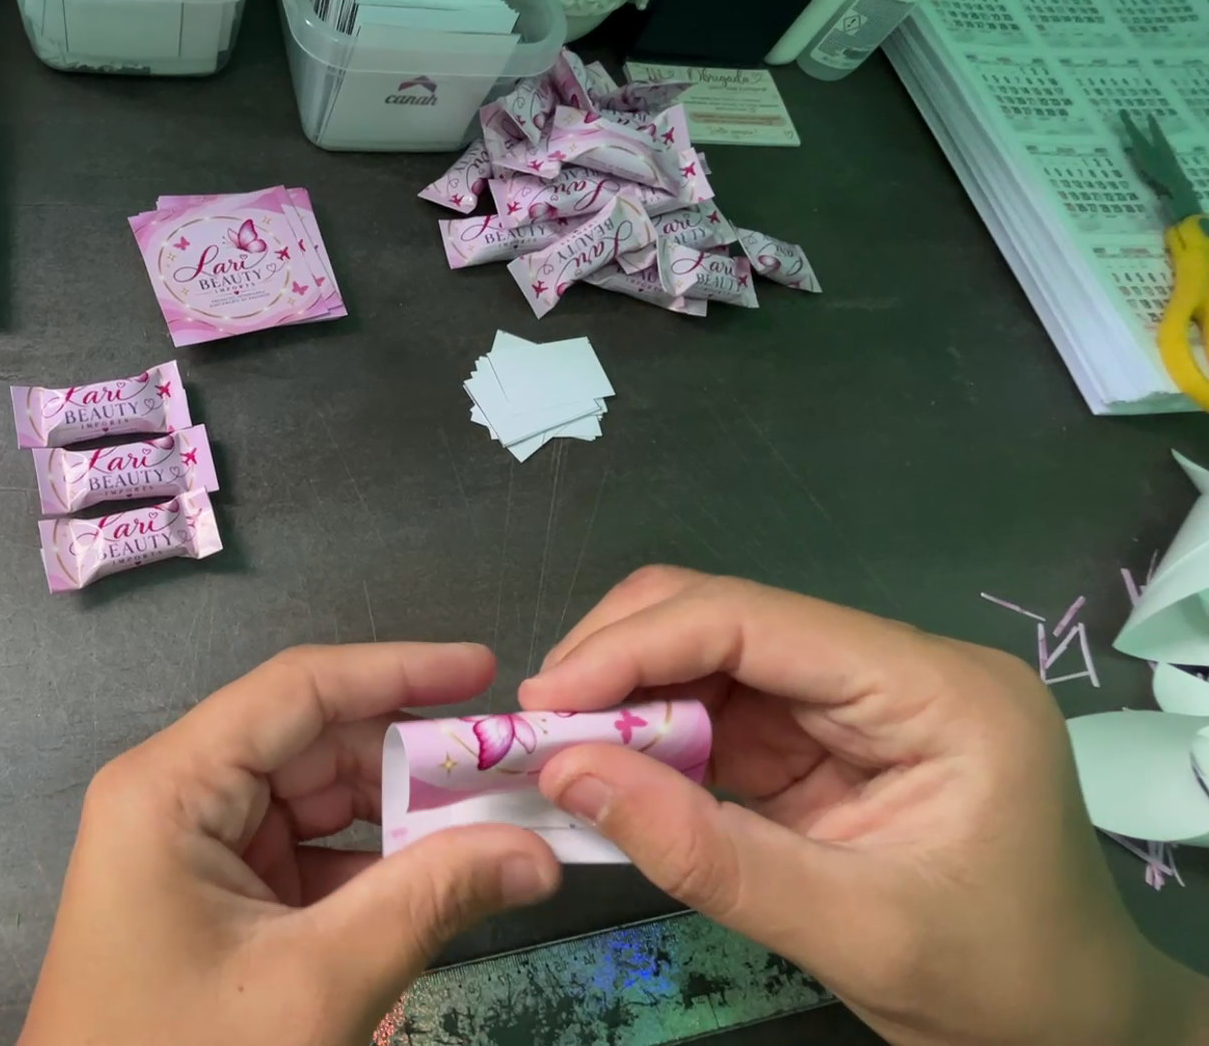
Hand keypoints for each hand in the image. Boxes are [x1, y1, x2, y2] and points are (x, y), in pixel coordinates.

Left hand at [19, 643, 559, 1045]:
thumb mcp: (311, 985)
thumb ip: (427, 903)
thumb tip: (535, 854)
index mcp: (172, 782)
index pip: (297, 690)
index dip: (395, 669)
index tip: (480, 668)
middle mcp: (177, 788)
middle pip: (310, 739)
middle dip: (410, 751)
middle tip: (508, 761)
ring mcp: (194, 836)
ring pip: (313, 792)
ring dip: (398, 807)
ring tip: (489, 814)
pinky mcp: (215, 880)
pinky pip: (303, 845)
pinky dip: (369, 856)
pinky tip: (435, 868)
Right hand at [519, 566, 1208, 1045]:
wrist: (1070, 1035)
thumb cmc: (998, 989)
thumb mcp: (854, 935)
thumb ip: (702, 852)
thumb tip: (563, 774)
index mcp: (928, 688)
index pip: (747, 619)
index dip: (631, 646)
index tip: (544, 699)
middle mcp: (875, 663)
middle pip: (708, 609)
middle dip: (612, 657)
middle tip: (542, 721)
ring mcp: (832, 689)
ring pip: (687, 644)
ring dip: (614, 688)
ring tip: (563, 742)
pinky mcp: (797, 722)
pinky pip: (692, 696)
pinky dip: (635, 722)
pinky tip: (607, 758)